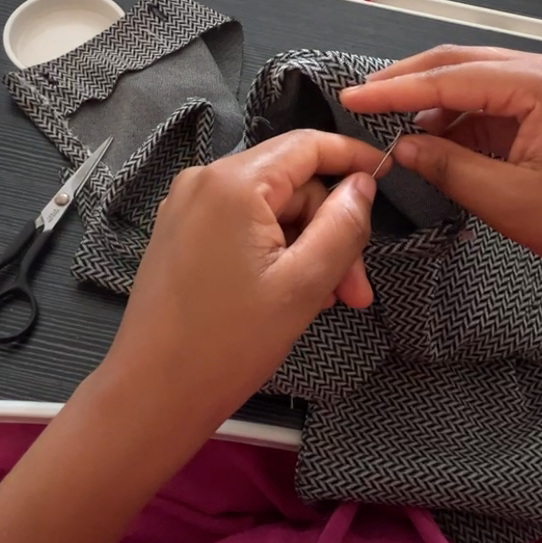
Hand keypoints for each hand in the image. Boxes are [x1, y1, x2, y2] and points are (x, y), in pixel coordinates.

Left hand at [99, 130, 381, 432]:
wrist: (152, 397)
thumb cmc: (230, 342)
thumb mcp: (304, 284)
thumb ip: (343, 226)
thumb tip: (363, 184)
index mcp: (233, 182)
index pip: (307, 145)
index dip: (353, 156)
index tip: (389, 175)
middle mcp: (204, 180)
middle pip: (292, 185)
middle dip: (329, 231)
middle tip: (355, 290)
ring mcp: (188, 206)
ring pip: (271, 210)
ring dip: (306, 249)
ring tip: (326, 302)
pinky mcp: (181, 233)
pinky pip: (244, 225)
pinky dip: (275, 252)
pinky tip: (291, 294)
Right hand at [340, 46, 541, 301]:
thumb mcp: (509, 200)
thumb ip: (448, 167)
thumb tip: (402, 147)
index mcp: (540, 84)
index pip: (450, 76)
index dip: (395, 90)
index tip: (353, 98)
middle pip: (460, 64)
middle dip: (409, 83)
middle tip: (364, 99)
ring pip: (474, 81)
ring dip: (434, 102)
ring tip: (393, 125)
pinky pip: (492, 103)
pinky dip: (459, 119)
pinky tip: (435, 138)